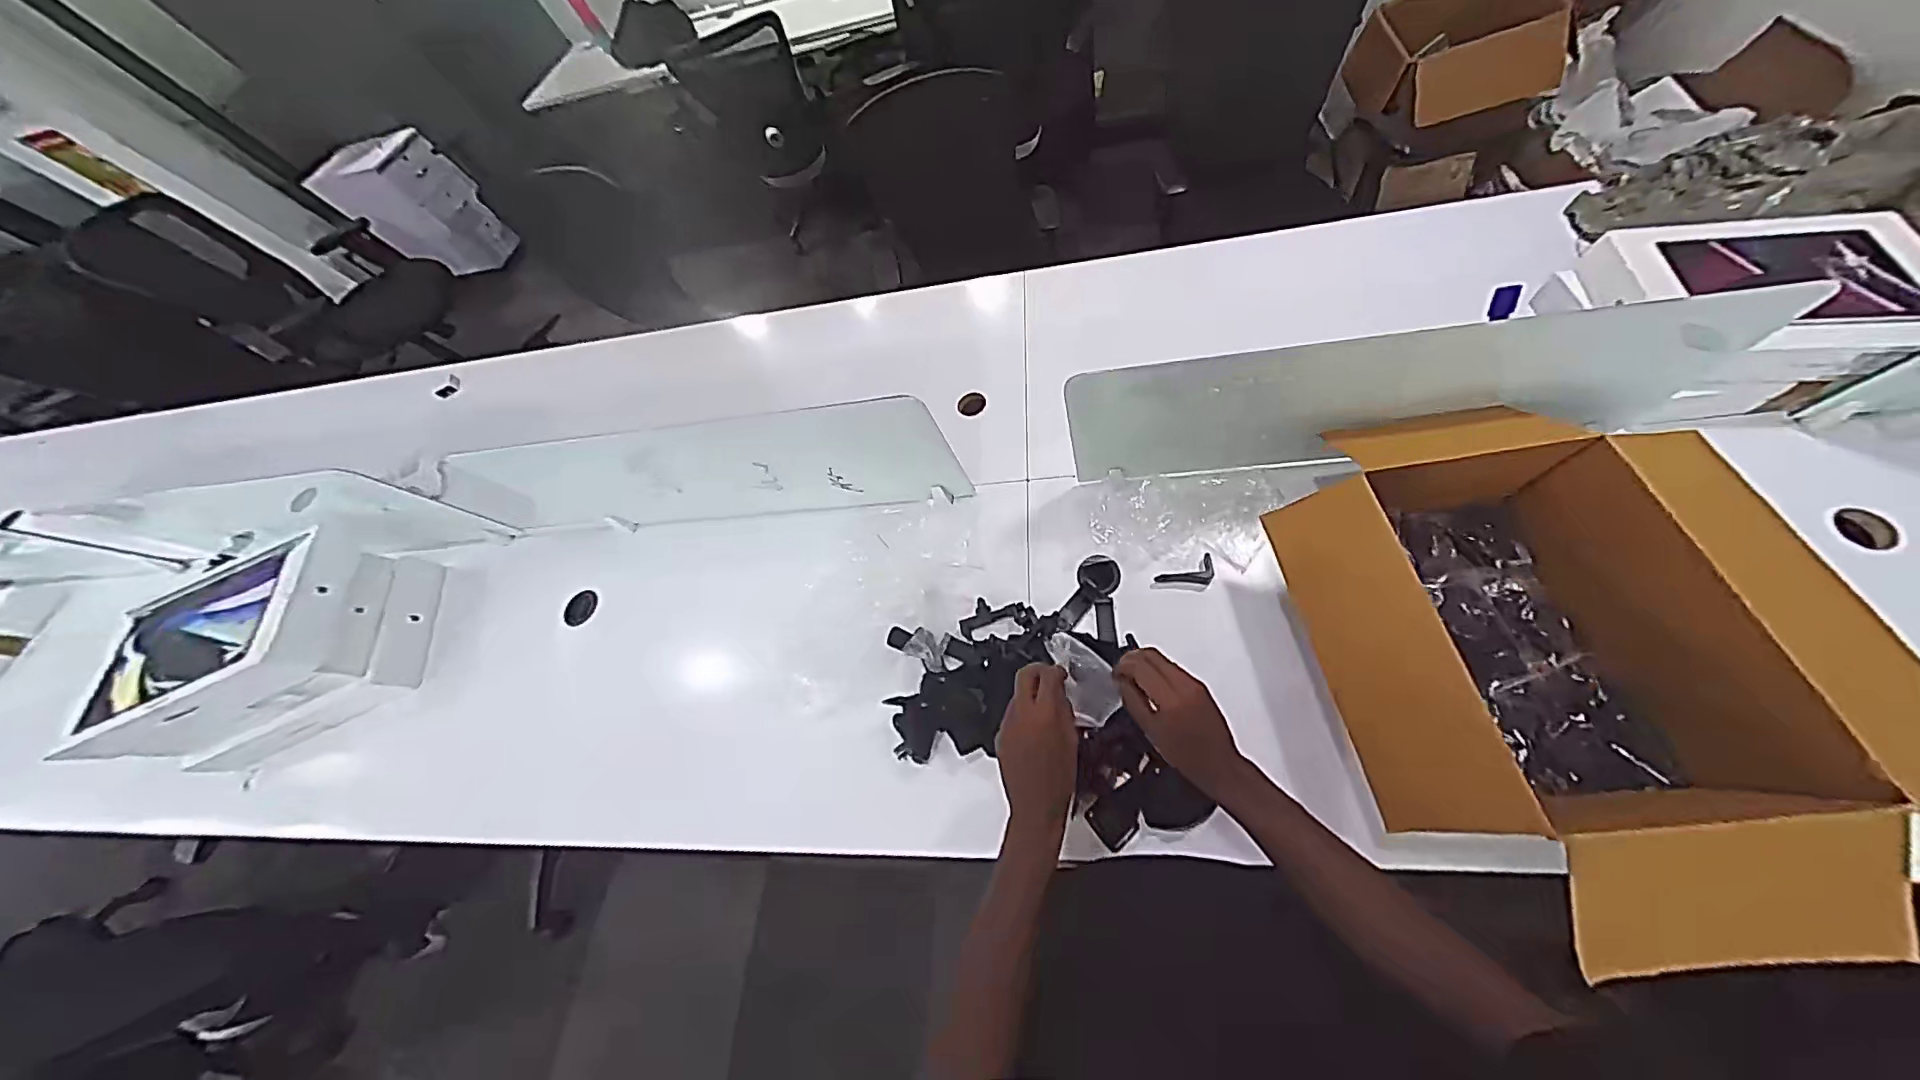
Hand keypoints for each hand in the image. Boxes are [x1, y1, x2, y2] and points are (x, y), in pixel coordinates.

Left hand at [995, 664, 1077, 831]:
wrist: (1036, 806)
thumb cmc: (1058, 781)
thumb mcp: (1072, 741)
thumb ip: (1065, 712)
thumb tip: (1061, 695)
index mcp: (1044, 714)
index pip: (1047, 675)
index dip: (1056, 670)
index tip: (1061, 674)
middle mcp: (1021, 715)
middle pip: (1025, 675)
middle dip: (1038, 672)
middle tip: (1050, 679)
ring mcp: (1008, 725)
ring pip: (1017, 695)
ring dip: (1030, 695)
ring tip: (1045, 710)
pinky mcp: (1000, 736)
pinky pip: (1011, 715)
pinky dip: (1022, 714)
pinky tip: (1035, 729)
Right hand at [1115, 648, 1248, 797]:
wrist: (1220, 764)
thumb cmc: (1189, 757)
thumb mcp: (1152, 732)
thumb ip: (1133, 702)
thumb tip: (1122, 683)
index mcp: (1171, 698)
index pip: (1141, 665)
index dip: (1123, 666)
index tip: (1116, 674)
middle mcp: (1186, 685)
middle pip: (1152, 655)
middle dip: (1131, 659)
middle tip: (1121, 671)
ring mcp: (1195, 684)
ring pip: (1163, 659)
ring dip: (1144, 663)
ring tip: (1134, 677)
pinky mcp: (1200, 686)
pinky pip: (1173, 668)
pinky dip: (1157, 670)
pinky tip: (1151, 683)